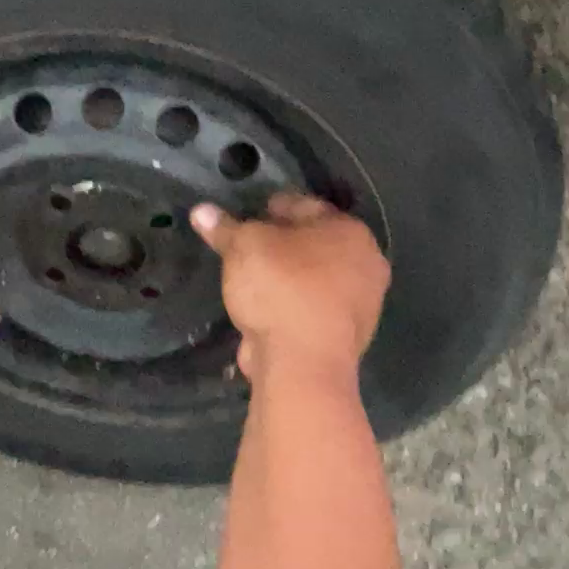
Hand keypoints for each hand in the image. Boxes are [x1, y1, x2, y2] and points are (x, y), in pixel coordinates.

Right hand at [190, 193, 389, 386]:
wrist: (303, 363)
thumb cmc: (280, 287)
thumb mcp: (243, 247)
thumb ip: (224, 228)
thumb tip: (201, 211)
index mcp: (350, 230)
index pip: (304, 205)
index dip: (272, 206)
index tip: (248, 215)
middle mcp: (366, 263)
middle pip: (314, 243)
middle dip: (283, 243)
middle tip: (249, 246)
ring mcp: (361, 304)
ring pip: (314, 278)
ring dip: (288, 276)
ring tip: (253, 279)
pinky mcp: (345, 337)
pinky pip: (311, 309)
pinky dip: (291, 306)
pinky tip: (265, 309)